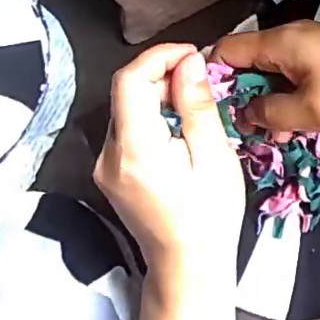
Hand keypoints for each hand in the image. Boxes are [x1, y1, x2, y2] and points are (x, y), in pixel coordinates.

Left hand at [96, 45, 244, 299]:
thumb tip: (191, 62)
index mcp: (134, 150)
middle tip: (203, 78)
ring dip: (161, 92)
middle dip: (164, 73)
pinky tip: (182, 123)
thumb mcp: (214, 155)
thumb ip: (197, 105)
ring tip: (198, 100)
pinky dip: (155, 112)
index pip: (129, 80)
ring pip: (128, 106)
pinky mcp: (112, 170)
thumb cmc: (209, 216)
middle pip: (126, 91)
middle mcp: (108, 154)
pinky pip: (130, 125)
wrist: (188, 265)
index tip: (193, 54)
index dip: (159, 56)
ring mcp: (105, 164)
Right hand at [210, 22, 319, 133]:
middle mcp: (292, 35)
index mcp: (280, 41)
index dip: (211, 78)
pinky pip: (296, 72)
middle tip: (242, 131)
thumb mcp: (311, 112)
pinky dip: (290, 93)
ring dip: (269, 99)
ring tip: (273, 132)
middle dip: (242, 95)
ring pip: (273, 70)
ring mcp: (313, 43)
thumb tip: (246, 114)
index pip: (226, 49)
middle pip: (249, 60)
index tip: (209, 111)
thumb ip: (271, 114)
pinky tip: (299, 120)